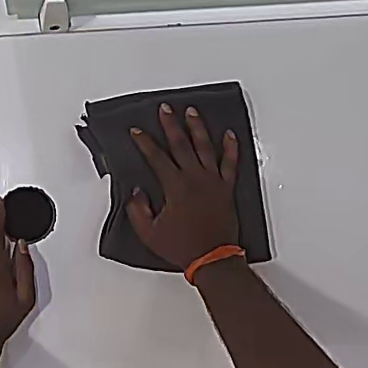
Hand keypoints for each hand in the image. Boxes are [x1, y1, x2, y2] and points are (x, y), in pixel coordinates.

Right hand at [127, 103, 241, 270]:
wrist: (213, 258)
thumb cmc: (182, 246)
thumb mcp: (149, 232)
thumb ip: (138, 210)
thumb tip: (137, 192)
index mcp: (175, 186)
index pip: (157, 157)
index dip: (145, 142)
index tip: (137, 131)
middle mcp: (195, 178)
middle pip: (181, 144)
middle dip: (171, 124)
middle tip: (165, 110)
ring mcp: (213, 181)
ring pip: (205, 147)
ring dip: (197, 127)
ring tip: (192, 112)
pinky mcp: (226, 188)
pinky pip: (230, 163)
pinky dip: (231, 148)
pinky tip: (229, 134)